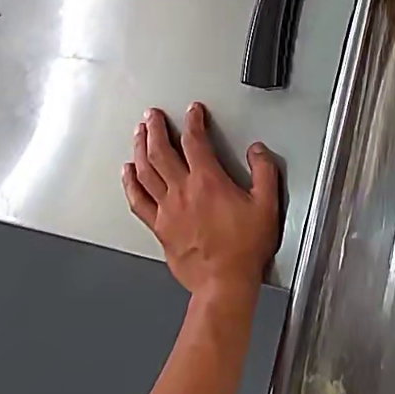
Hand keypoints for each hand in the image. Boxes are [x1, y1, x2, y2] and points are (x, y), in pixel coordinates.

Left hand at [122, 103, 280, 303]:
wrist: (224, 282)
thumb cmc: (245, 247)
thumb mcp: (267, 205)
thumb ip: (265, 172)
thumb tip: (258, 151)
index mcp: (208, 182)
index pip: (195, 142)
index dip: (193, 121)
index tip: (193, 111)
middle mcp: (183, 192)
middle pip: (160, 151)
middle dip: (156, 128)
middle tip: (153, 115)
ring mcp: (167, 210)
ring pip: (145, 171)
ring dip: (139, 148)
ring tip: (138, 133)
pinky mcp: (159, 227)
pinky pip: (138, 200)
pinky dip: (130, 183)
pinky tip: (127, 173)